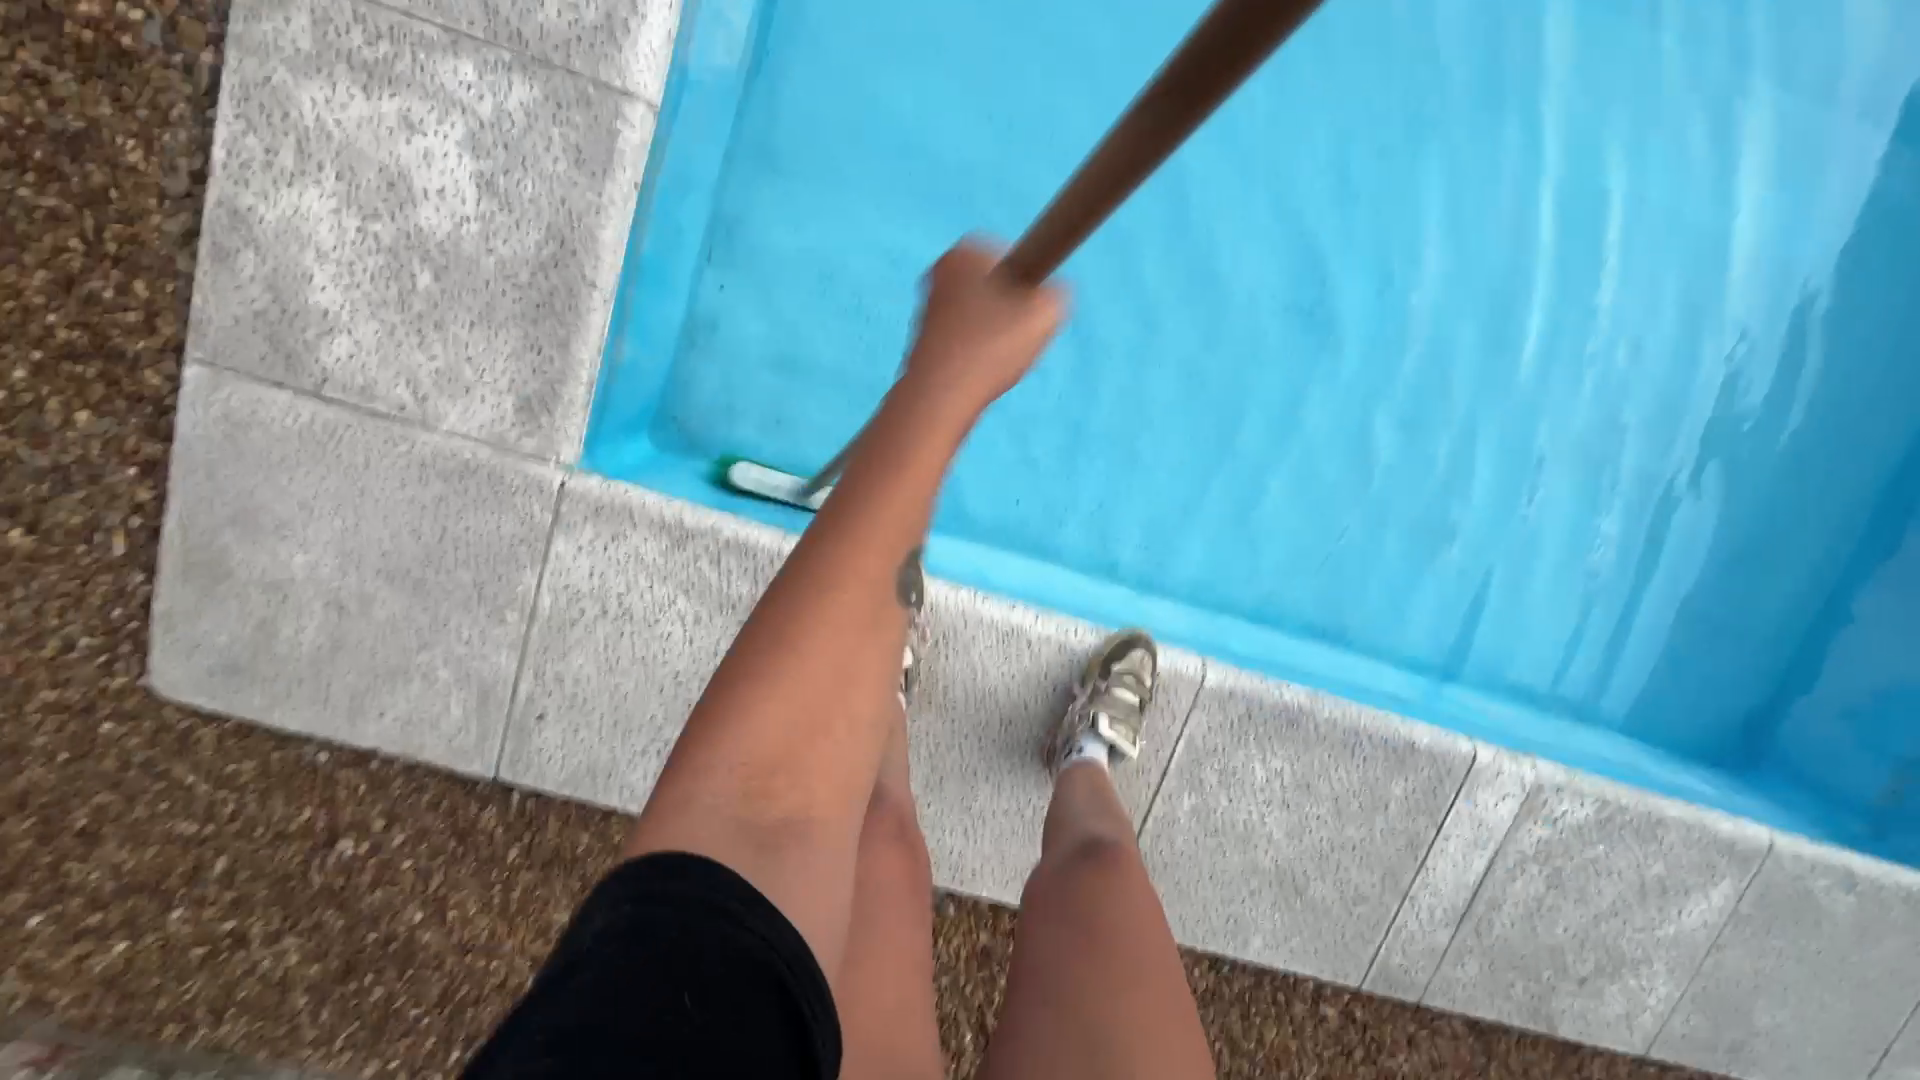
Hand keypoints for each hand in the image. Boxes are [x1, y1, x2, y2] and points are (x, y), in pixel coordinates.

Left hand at [899, 239, 1066, 416]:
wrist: (940, 395)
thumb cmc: (991, 345)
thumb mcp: (1046, 310)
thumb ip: (1056, 292)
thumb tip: (1048, 296)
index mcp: (965, 250)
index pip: (1013, 258)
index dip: (1029, 286)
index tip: (1031, 312)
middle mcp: (940, 272)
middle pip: (996, 288)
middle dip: (1010, 312)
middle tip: (1018, 337)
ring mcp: (927, 308)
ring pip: (982, 317)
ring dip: (994, 337)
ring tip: (997, 359)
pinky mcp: (924, 341)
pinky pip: (966, 342)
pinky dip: (977, 355)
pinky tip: (980, 373)